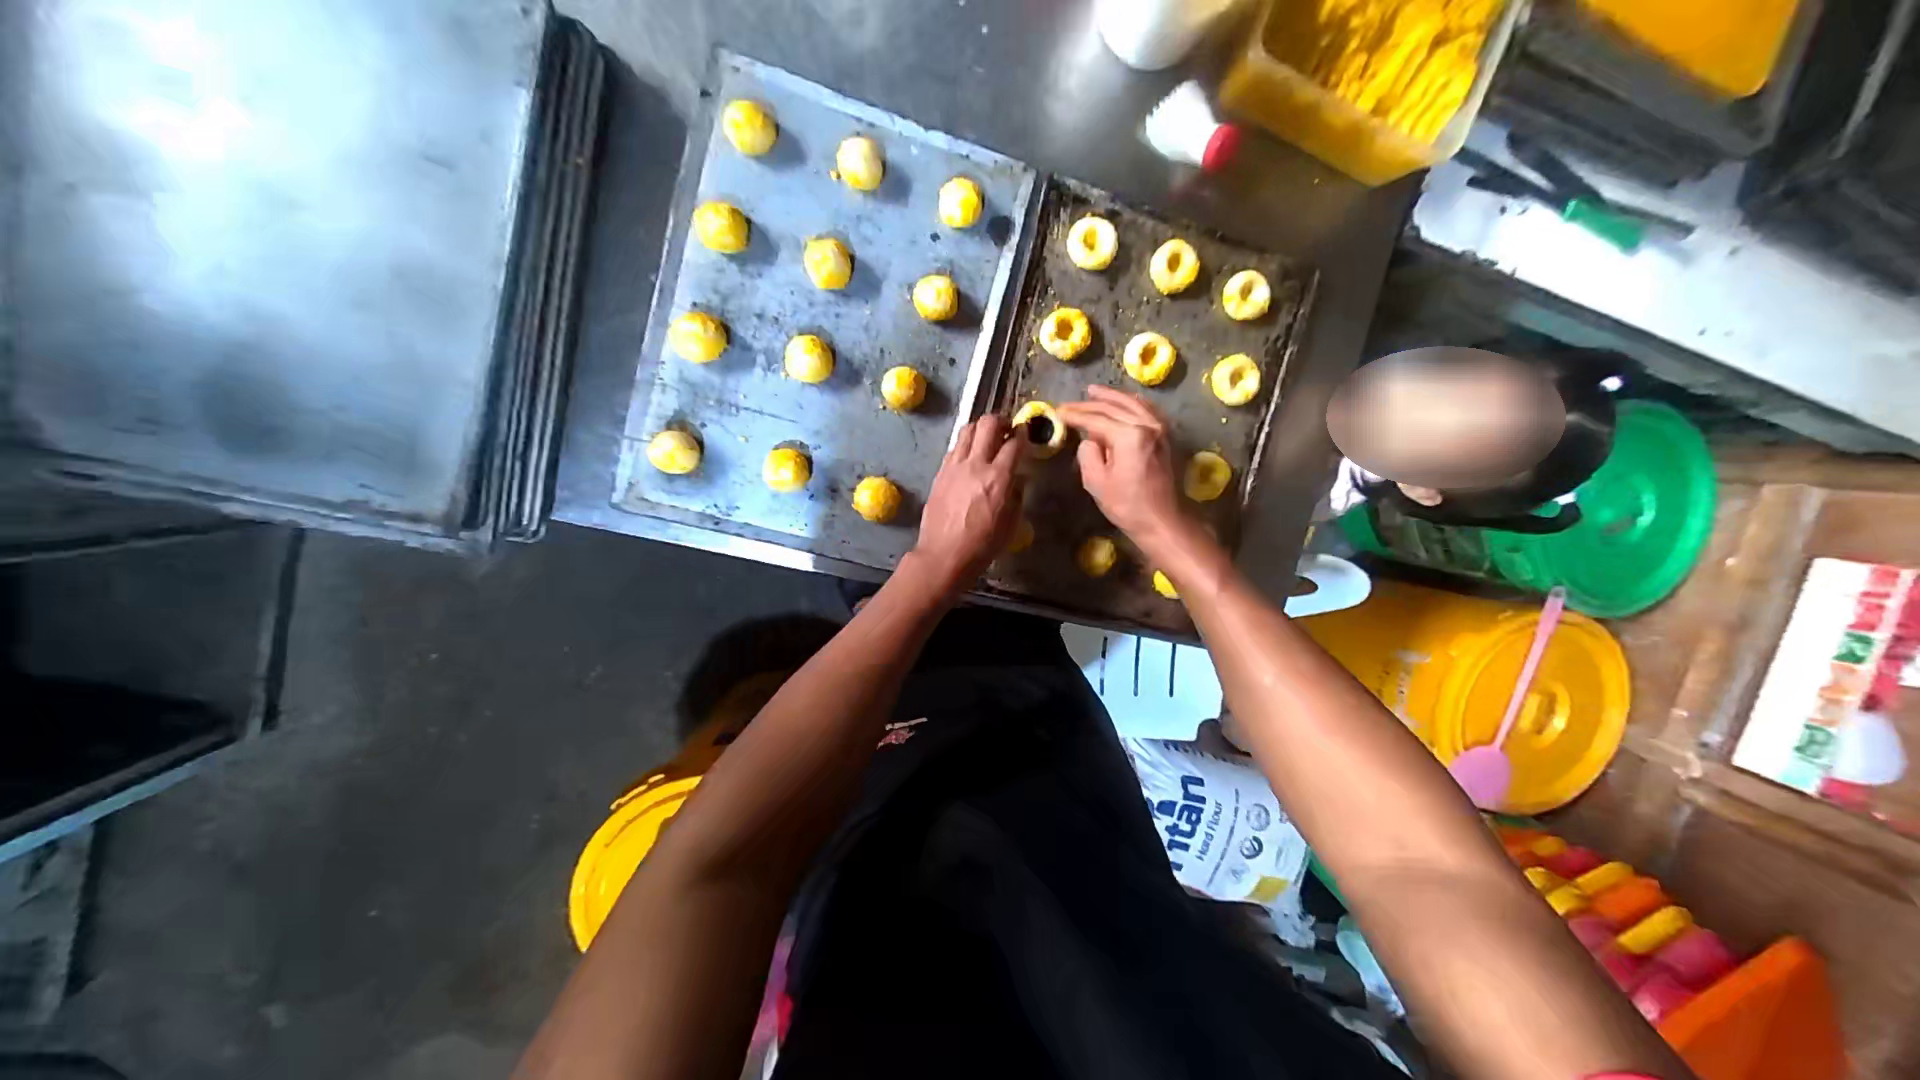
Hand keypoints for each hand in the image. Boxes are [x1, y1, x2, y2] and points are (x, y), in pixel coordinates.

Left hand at [910, 414, 1024, 592]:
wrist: (944, 555)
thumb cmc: (983, 545)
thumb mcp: (1011, 523)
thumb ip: (1016, 494)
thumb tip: (1017, 478)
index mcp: (998, 478)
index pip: (1015, 443)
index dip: (1024, 434)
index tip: (1026, 433)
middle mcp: (976, 465)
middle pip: (988, 424)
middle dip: (1001, 421)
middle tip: (1006, 430)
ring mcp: (955, 466)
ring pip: (968, 429)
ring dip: (980, 428)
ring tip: (987, 438)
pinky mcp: (940, 472)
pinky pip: (955, 447)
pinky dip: (966, 445)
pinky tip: (970, 457)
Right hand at [1057, 386, 1181, 543]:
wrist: (1161, 520)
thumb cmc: (1126, 505)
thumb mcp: (1095, 481)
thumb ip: (1088, 453)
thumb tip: (1090, 439)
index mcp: (1129, 436)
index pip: (1096, 419)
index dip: (1075, 415)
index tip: (1058, 412)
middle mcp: (1147, 425)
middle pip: (1113, 407)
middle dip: (1089, 404)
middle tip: (1070, 403)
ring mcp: (1159, 429)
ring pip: (1132, 403)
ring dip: (1111, 397)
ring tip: (1094, 392)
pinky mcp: (1164, 436)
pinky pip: (1146, 410)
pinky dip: (1131, 402)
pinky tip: (1122, 402)